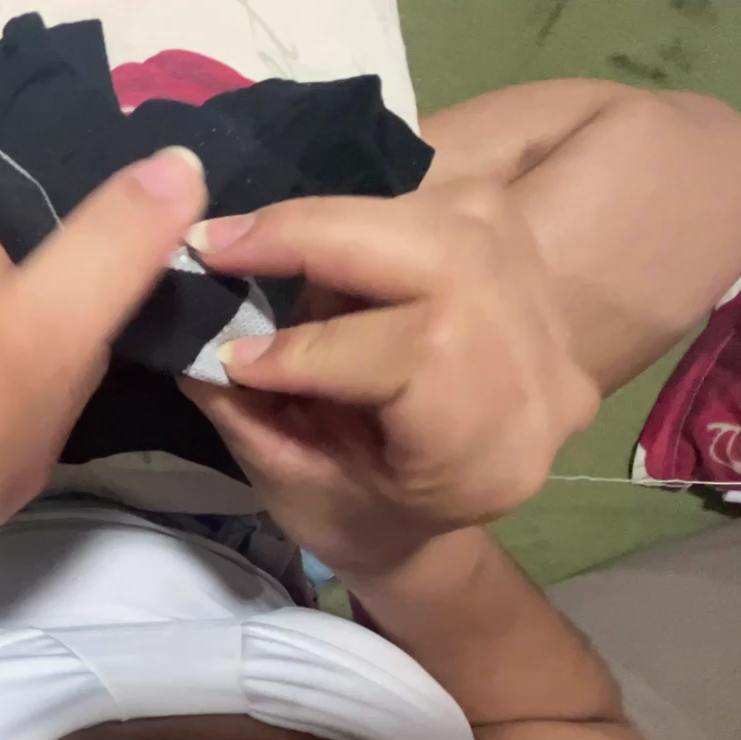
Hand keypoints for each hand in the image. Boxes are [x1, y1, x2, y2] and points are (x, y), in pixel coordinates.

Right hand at [181, 180, 598, 577]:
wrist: (415, 525)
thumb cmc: (348, 518)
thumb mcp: (283, 479)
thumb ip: (241, 405)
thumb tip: (187, 331)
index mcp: (484, 457)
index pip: (420, 356)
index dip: (312, 345)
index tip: (228, 355)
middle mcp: (544, 383)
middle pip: (450, 258)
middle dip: (321, 236)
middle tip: (222, 241)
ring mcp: (553, 327)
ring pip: (459, 218)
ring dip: (345, 225)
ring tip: (276, 260)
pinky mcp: (537, 286)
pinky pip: (465, 215)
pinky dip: (378, 221)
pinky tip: (331, 252)